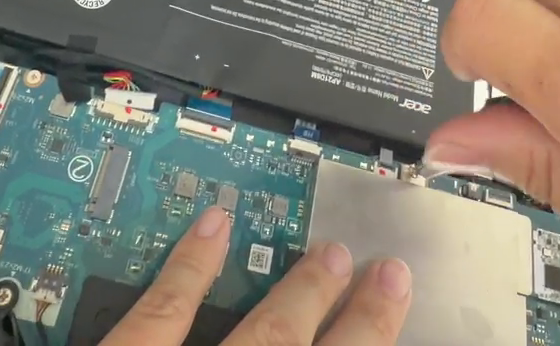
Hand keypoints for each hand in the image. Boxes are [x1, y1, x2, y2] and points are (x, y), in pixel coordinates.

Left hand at [102, 206, 411, 345]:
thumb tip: (313, 335)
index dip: (371, 341)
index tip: (399, 310)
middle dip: (358, 324)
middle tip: (387, 279)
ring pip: (262, 337)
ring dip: (303, 295)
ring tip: (332, 254)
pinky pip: (161, 315)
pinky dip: (191, 266)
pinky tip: (214, 224)